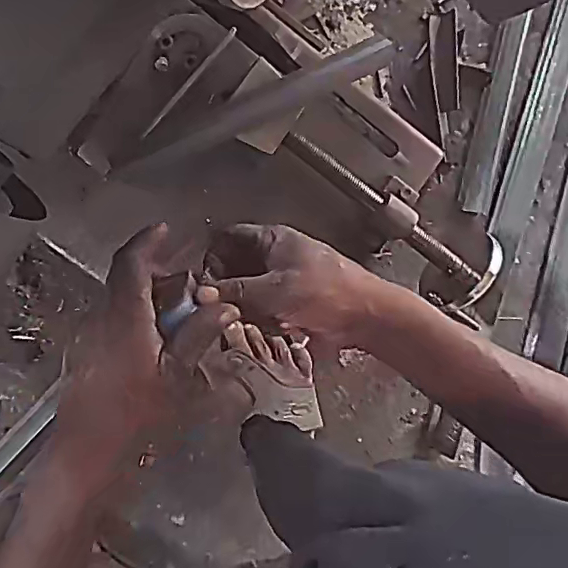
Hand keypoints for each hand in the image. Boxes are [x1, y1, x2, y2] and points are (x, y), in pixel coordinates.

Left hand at [52, 224, 239, 486]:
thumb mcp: (177, 377)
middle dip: (157, 273)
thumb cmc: (133, 417)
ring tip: (179, 315)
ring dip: (149, 296)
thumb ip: (198, 336)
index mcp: (124, 317)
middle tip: (187, 284)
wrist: (84, 455)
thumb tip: (223, 307)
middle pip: (126, 278)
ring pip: (120, 298)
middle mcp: (102, 318)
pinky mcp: (87, 352)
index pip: (131, 263)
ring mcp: (91, 335)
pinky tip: (158, 340)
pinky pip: (114, 317)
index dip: (148, 241)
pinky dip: (138, 315)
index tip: (165, 229)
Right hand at [205, 224, 401, 352]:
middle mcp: (276, 256)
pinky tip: (275, 328)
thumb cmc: (326, 291)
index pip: (228, 239)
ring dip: (248, 309)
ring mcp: (284, 280)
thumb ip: (235, 291)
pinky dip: (264, 320)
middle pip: (236, 269)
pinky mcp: (293, 303)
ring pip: (249, 293)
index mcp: (272, 239)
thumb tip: (202, 294)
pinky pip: (265, 310)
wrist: (366, 315)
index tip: (204, 283)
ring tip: (257, 320)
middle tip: (226, 308)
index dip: (213, 258)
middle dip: (229, 290)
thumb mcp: (274, 290)